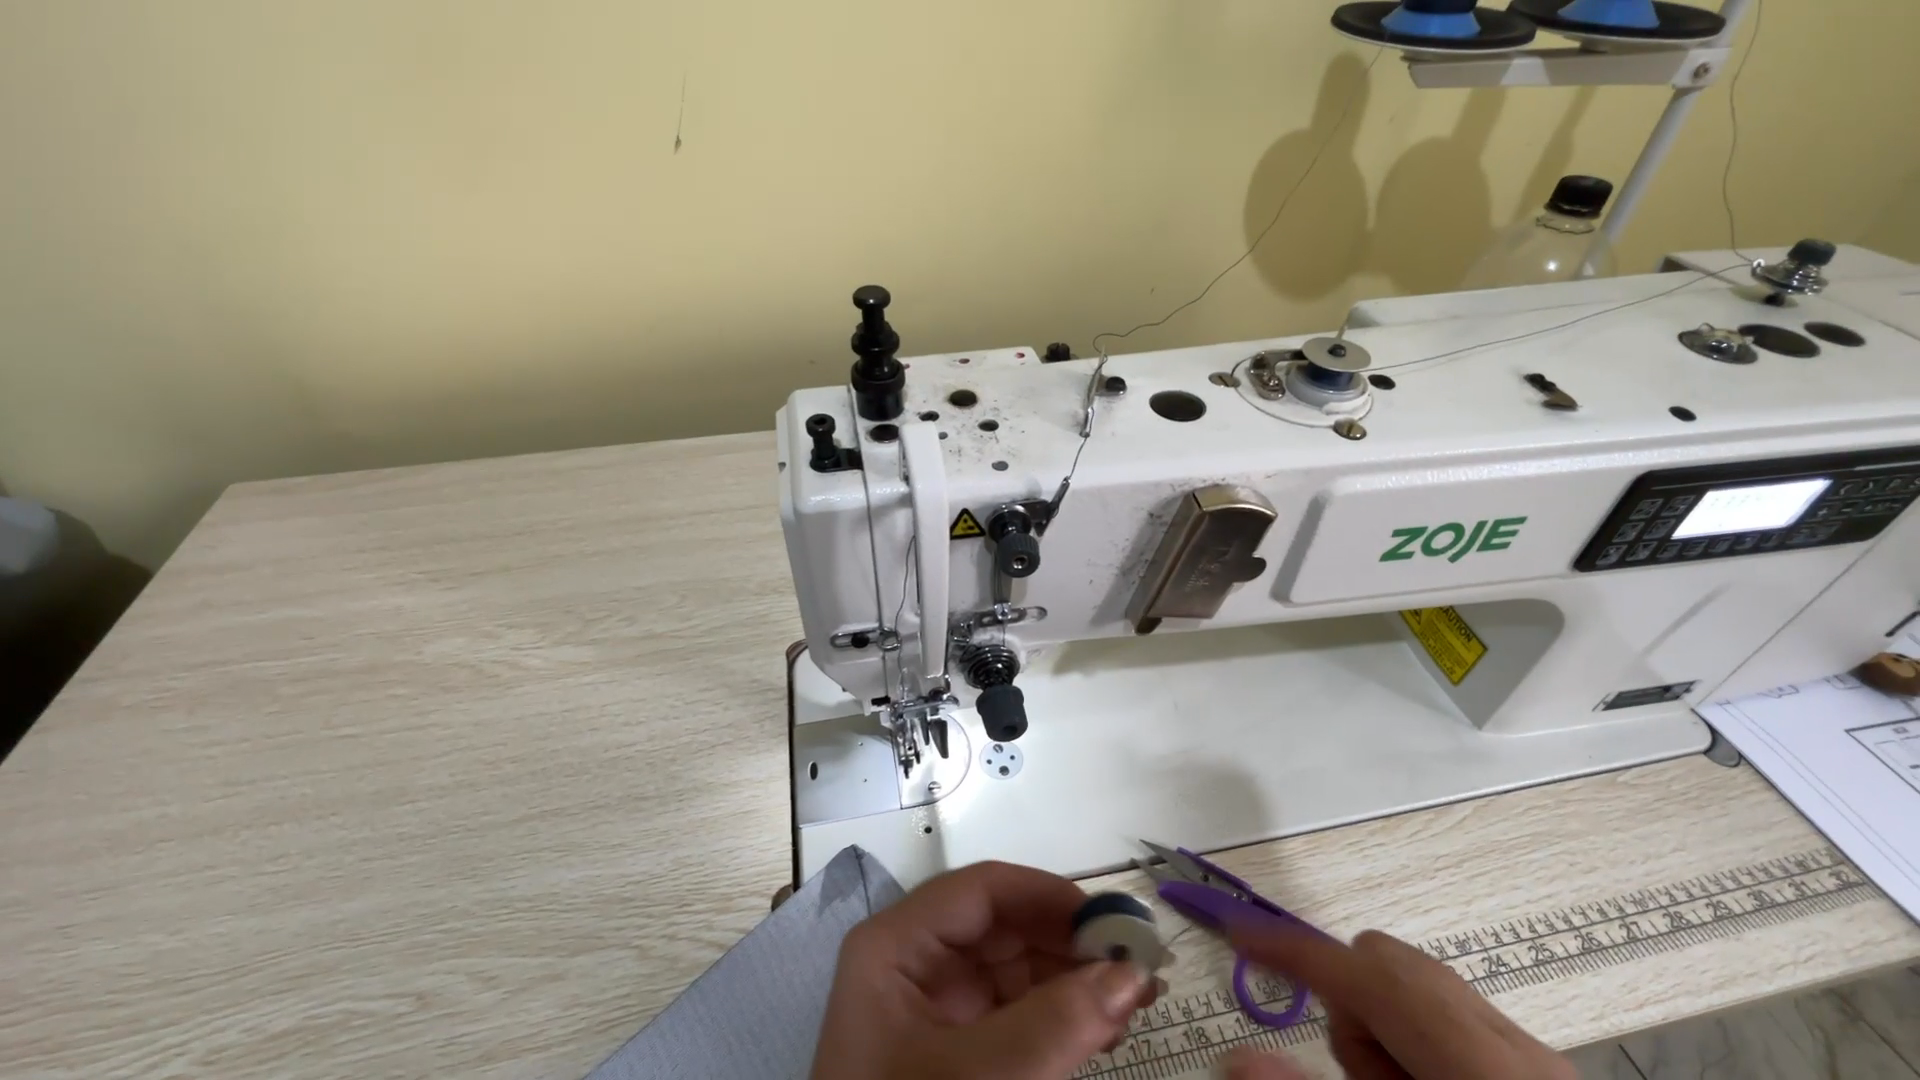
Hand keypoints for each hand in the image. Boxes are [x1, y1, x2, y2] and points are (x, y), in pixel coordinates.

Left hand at [810, 861, 1154, 1079]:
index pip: (982, 890)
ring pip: (1015, 965)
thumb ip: (1055, 1024)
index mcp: (897, 944)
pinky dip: (1060, 1015)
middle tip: (1138, 966)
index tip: (1114, 921)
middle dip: (1071, 942)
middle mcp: (915, 960)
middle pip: (1003, 925)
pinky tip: (1102, 1028)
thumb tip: (1132, 974)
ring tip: (1133, 1002)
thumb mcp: (978, 1075)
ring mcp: (934, 1002)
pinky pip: (1015, 1009)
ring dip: (1074, 979)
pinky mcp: (953, 1043)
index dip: (1050, 895)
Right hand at [1219, 925, 1576, 1079]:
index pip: (1372, 976)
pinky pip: (1445, 1019)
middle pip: (1393, 969)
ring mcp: (1533, 1057)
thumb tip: (1239, 1062)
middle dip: (1351, 1011)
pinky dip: (1412, 1045)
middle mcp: (1517, 1048)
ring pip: (1418, 990)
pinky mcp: (1533, 1070)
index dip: (1297, 951)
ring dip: (1382, 1033)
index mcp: (1487, 1068)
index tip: (1237, 935)